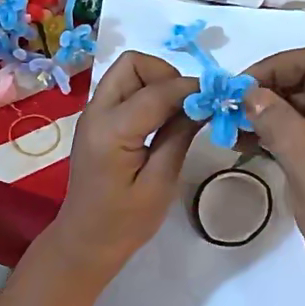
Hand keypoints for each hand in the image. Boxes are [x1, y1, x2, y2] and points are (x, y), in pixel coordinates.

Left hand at [48, 51, 199, 281]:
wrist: (85, 241)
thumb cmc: (124, 222)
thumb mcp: (160, 183)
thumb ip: (179, 136)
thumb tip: (202, 103)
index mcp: (111, 130)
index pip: (157, 91)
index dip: (191, 89)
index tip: (218, 97)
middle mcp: (96, 113)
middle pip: (133, 64)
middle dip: (166, 75)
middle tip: (189, 105)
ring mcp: (92, 115)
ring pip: (126, 73)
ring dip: (155, 82)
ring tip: (179, 113)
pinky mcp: (96, 122)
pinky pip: (122, 91)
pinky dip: (145, 94)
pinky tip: (163, 120)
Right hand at [243, 46, 304, 279]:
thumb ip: (281, 126)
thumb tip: (247, 92)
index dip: (274, 67)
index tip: (236, 89)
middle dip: (263, 91)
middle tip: (223, 110)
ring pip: (296, 111)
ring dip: (262, 114)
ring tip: (225, 126)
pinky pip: (295, 136)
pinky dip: (268, 135)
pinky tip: (239, 142)